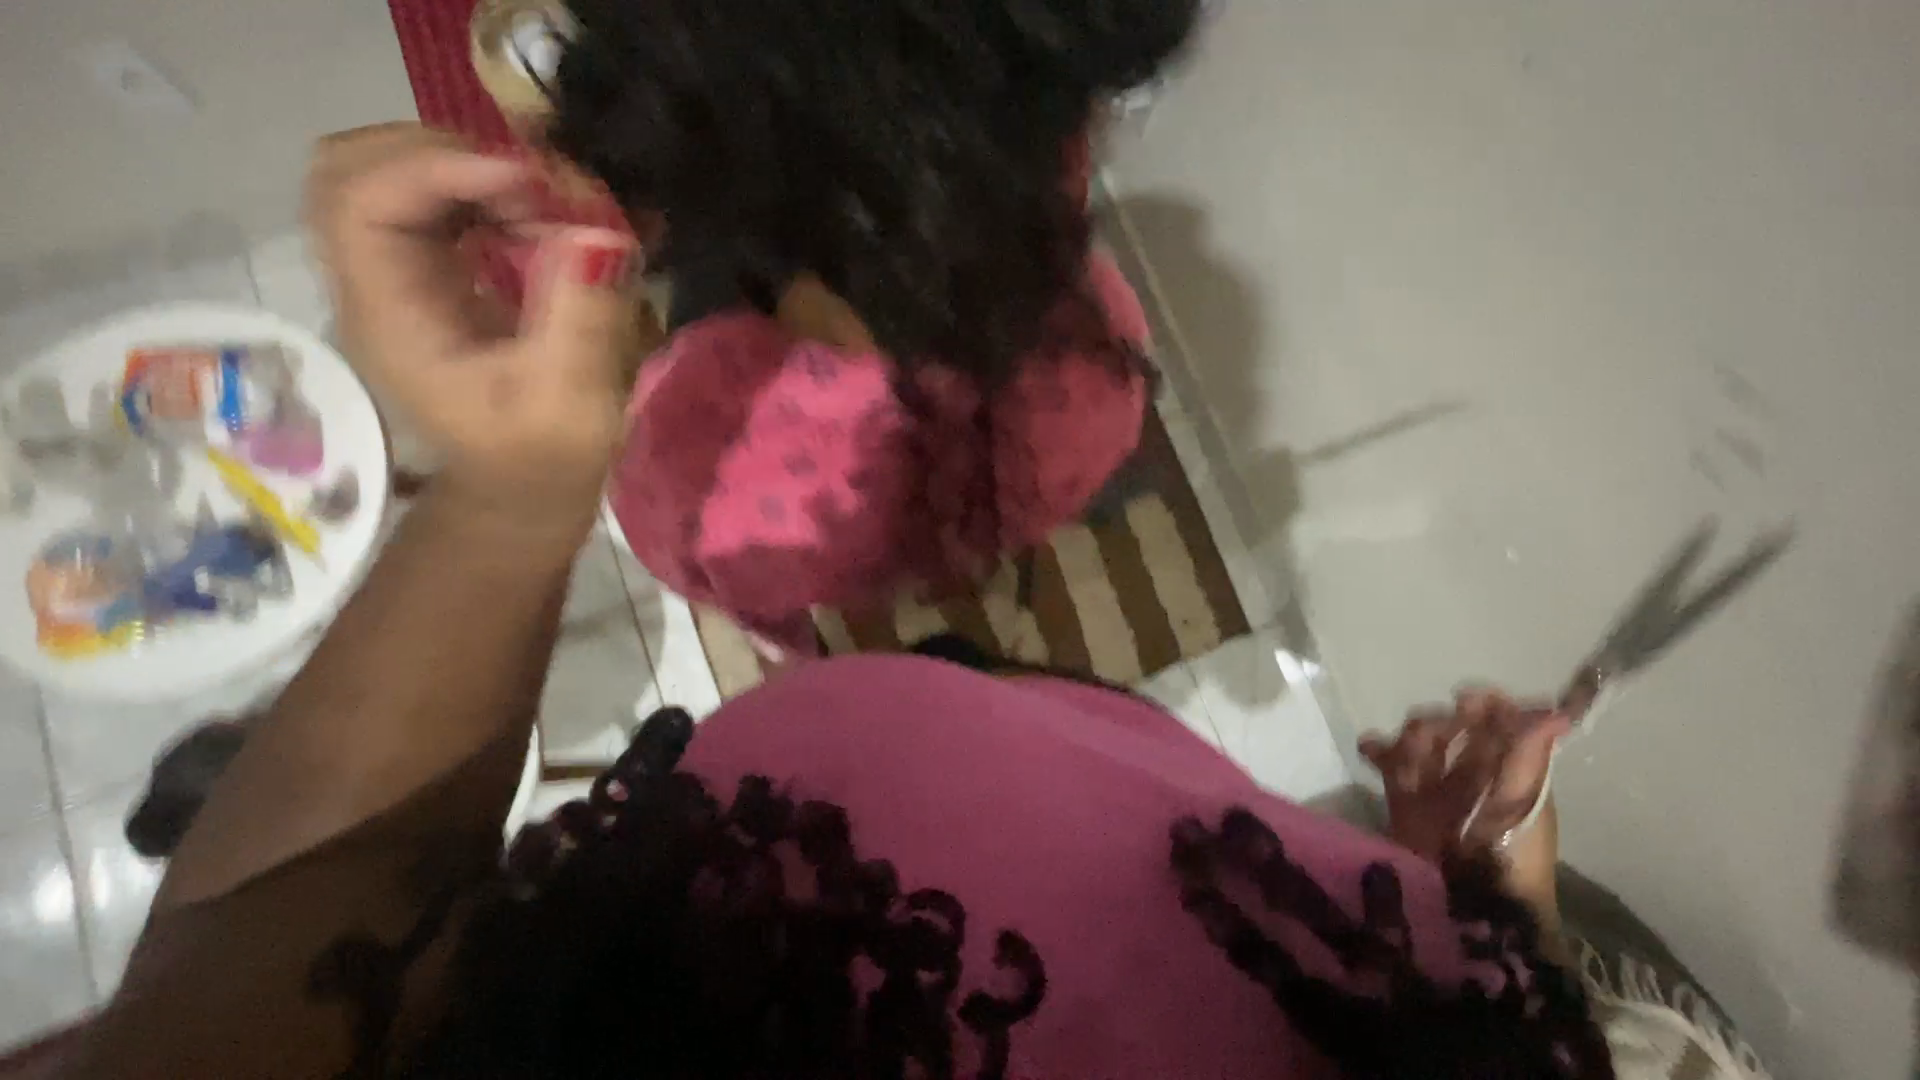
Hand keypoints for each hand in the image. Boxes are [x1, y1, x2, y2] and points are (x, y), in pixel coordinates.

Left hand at [307, 123, 644, 547]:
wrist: (522, 493)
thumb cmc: (544, 461)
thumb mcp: (572, 400)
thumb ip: (582, 315)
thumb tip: (601, 231)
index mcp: (391, 319)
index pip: (360, 199)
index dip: (437, 168)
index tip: (528, 183)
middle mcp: (378, 285)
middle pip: (360, 167)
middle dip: (453, 155)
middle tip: (539, 187)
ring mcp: (401, 276)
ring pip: (401, 175)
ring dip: (479, 172)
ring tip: (553, 207)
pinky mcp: (434, 276)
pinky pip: (441, 202)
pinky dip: (492, 193)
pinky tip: (545, 222)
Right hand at [1360, 688, 1568, 865]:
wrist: (1477, 907)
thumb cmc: (1513, 854)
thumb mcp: (1525, 803)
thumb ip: (1528, 756)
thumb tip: (1557, 713)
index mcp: (1511, 771)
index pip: (1499, 724)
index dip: (1486, 705)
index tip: (1468, 696)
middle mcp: (1474, 772)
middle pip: (1455, 727)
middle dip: (1443, 719)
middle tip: (1437, 728)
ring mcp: (1437, 785)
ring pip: (1420, 741)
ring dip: (1411, 735)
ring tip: (1405, 751)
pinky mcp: (1404, 799)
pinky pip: (1387, 763)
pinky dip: (1377, 749)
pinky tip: (1372, 748)